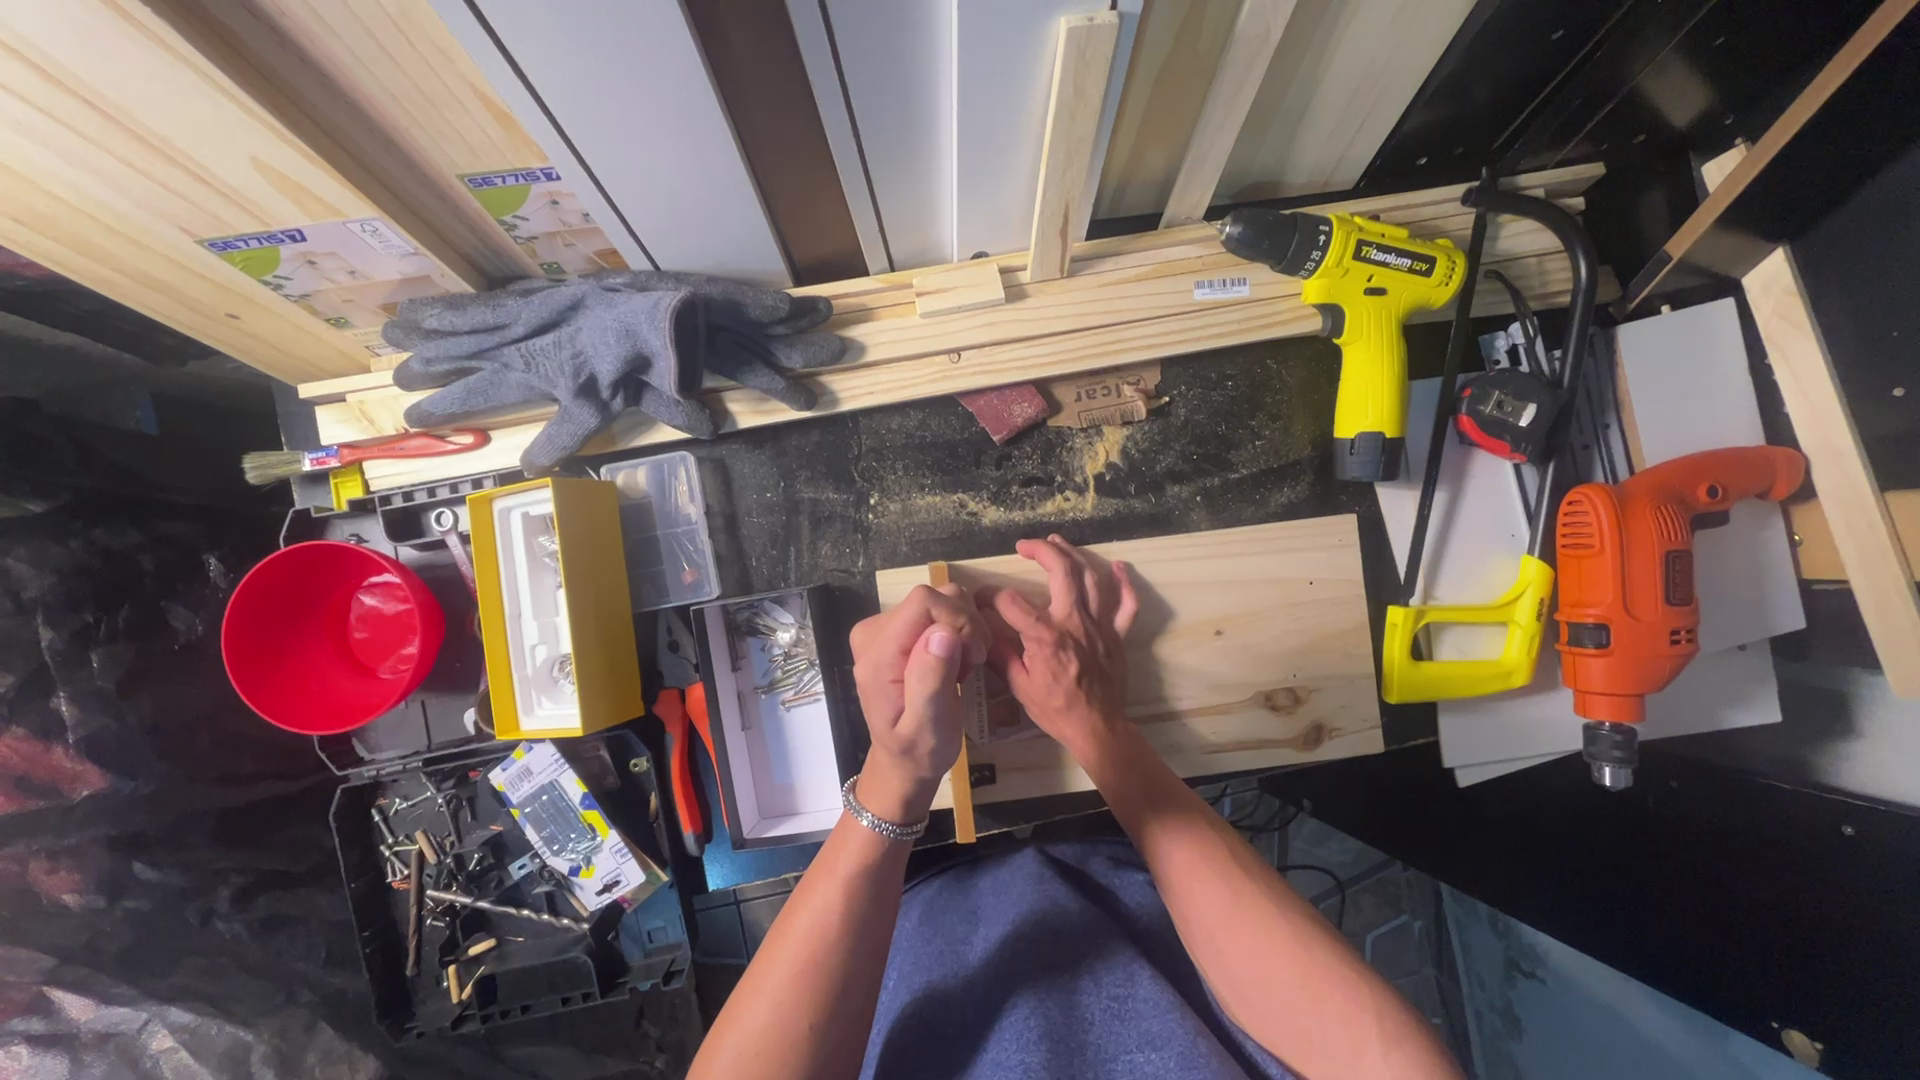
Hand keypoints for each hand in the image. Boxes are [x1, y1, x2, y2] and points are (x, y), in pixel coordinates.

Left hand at [848, 584, 989, 821]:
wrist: (904, 761)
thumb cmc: (918, 750)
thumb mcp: (927, 726)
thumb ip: (930, 680)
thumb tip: (944, 633)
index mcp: (877, 654)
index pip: (924, 601)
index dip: (959, 620)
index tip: (971, 657)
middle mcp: (874, 631)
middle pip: (936, 597)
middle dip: (966, 627)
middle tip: (970, 666)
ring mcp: (886, 628)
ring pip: (943, 599)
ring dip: (965, 630)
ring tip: (962, 667)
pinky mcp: (900, 629)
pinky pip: (941, 610)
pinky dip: (959, 632)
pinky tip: (955, 662)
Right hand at [979, 535, 1138, 758]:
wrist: (1097, 728)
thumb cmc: (1056, 709)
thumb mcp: (1019, 685)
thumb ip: (1000, 655)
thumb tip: (981, 634)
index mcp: (1045, 635)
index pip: (1011, 601)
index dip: (991, 596)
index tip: (982, 599)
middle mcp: (1074, 622)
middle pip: (1062, 571)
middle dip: (1042, 551)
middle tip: (1025, 545)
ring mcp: (1100, 625)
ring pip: (1092, 578)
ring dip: (1074, 555)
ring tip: (1058, 542)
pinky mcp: (1117, 635)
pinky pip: (1126, 604)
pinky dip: (1125, 583)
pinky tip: (1117, 566)